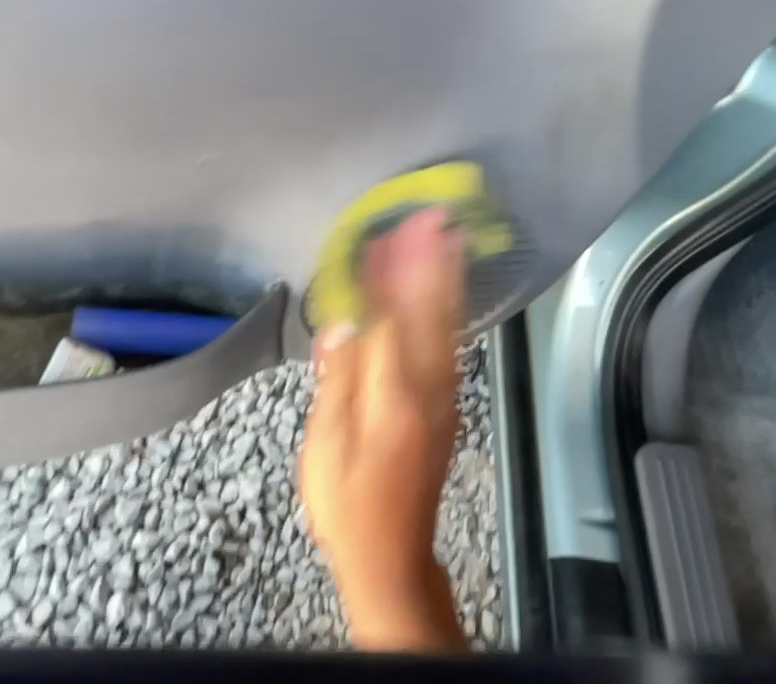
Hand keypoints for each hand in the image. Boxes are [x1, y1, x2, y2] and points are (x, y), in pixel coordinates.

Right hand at [299, 208, 468, 652]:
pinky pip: (450, 343)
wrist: (393, 554)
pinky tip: (447, 289)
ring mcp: (444, 396)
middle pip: (428, 314)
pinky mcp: (448, 403)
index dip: (386, 277)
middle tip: (431, 220)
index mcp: (392, 397)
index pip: (388, 321)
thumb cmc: (348, 504)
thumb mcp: (325, 446)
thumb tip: (342, 324)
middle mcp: (428, 389)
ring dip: (443, 279)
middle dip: (428, 264)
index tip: (384, 236)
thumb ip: (338, 380)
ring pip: (446, 325)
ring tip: (446, 238)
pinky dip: (448, 309)